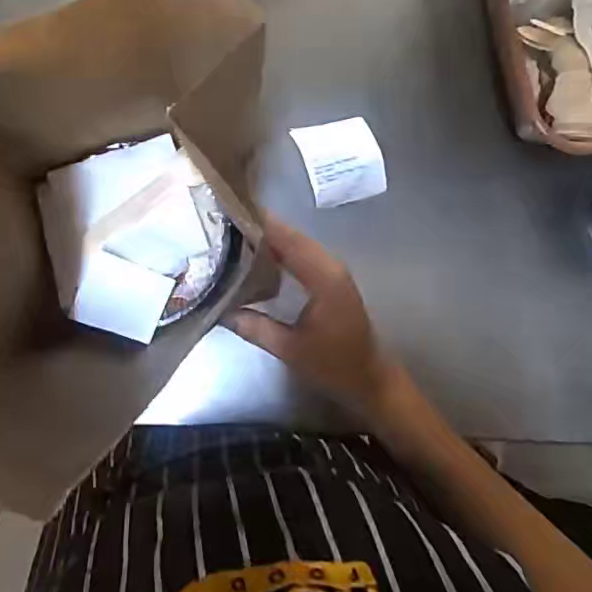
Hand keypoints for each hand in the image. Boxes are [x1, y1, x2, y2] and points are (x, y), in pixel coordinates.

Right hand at [223, 216, 392, 412]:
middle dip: (261, 227)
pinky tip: (258, 256)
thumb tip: (221, 311)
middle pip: (292, 236)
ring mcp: (333, 271)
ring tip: (234, 235)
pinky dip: (281, 250)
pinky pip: (302, 254)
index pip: (288, 240)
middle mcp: (330, 266)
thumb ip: (255, 328)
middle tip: (224, 223)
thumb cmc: (334, 366)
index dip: (261, 224)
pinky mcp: (331, 278)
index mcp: (324, 278)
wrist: (370, 379)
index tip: (230, 212)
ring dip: (271, 238)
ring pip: (297, 243)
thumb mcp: (290, 350)